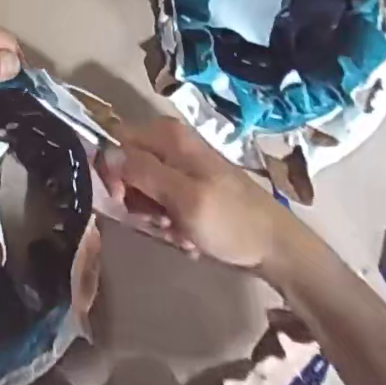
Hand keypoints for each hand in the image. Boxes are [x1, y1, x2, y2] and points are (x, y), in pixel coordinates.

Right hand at [96, 117, 299, 270]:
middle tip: (159, 220)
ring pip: (143, 184)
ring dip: (153, 212)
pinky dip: (169, 218)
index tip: (124, 201)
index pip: (116, 140)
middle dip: (137, 197)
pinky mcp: (190, 183)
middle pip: (128, 163)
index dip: (113, 170)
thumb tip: (105, 153)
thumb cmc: (232, 222)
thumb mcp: (183, 198)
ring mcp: (181, 162)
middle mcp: (170, 140)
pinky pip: (161, 197)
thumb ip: (142, 172)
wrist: (279, 250)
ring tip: (177, 231)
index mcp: (167, 134)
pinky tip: (187, 234)